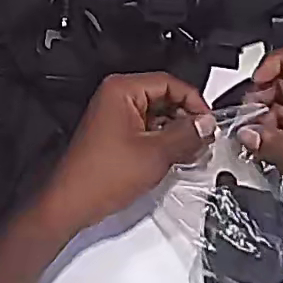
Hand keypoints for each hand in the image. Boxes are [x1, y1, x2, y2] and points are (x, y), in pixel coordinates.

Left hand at [35, 73, 216, 235]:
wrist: (73, 200)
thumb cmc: (100, 175)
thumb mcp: (155, 153)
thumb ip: (186, 135)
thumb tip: (205, 124)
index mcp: (121, 90)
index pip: (169, 82)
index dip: (193, 101)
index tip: (208, 122)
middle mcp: (116, 96)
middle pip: (163, 96)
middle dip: (186, 118)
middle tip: (203, 139)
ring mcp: (114, 113)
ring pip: (157, 113)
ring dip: (175, 131)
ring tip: (190, 152)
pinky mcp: (115, 131)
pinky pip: (146, 126)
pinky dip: (162, 139)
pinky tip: (173, 157)